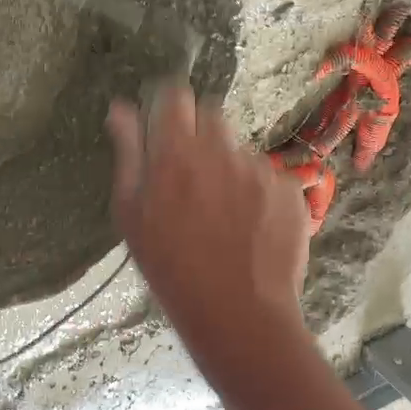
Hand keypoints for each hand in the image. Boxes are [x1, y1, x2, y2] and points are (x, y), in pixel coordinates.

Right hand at [106, 82, 309, 333]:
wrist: (238, 313)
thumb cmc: (169, 267)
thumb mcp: (131, 213)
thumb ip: (128, 154)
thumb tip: (121, 110)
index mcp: (175, 152)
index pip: (173, 96)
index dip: (166, 102)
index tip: (161, 118)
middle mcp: (220, 150)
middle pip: (209, 114)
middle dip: (196, 129)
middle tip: (186, 168)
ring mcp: (259, 169)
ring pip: (237, 147)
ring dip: (224, 162)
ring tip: (218, 207)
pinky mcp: (289, 190)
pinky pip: (265, 175)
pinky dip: (253, 190)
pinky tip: (245, 224)